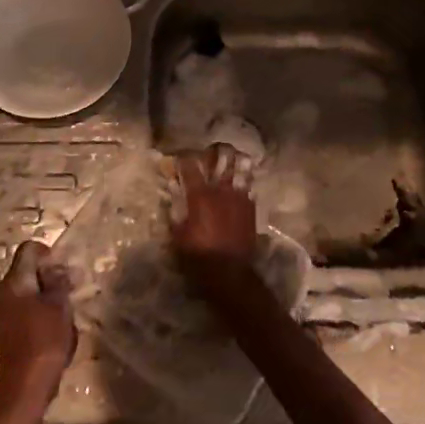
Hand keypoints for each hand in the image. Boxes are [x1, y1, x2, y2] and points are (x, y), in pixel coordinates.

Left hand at [0, 241, 74, 409]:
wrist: (27, 381)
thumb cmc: (45, 339)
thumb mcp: (59, 305)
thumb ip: (58, 280)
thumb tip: (57, 266)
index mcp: (14, 281)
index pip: (28, 249)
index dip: (48, 252)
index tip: (65, 268)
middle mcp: (5, 290)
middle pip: (28, 268)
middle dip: (51, 273)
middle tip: (72, 286)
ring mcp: (5, 308)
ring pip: (29, 287)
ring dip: (49, 291)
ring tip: (68, 305)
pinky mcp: (11, 324)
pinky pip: (28, 303)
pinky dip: (43, 305)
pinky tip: (57, 320)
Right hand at [170, 143, 259, 271]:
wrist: (230, 273)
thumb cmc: (198, 256)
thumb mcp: (177, 234)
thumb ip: (175, 209)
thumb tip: (173, 191)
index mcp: (199, 195)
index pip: (190, 165)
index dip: (183, 157)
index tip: (179, 156)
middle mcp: (221, 190)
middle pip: (221, 158)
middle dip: (214, 151)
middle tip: (209, 152)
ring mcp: (239, 197)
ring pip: (240, 168)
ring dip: (234, 160)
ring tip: (231, 157)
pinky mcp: (251, 207)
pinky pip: (249, 186)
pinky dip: (244, 180)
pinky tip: (240, 181)